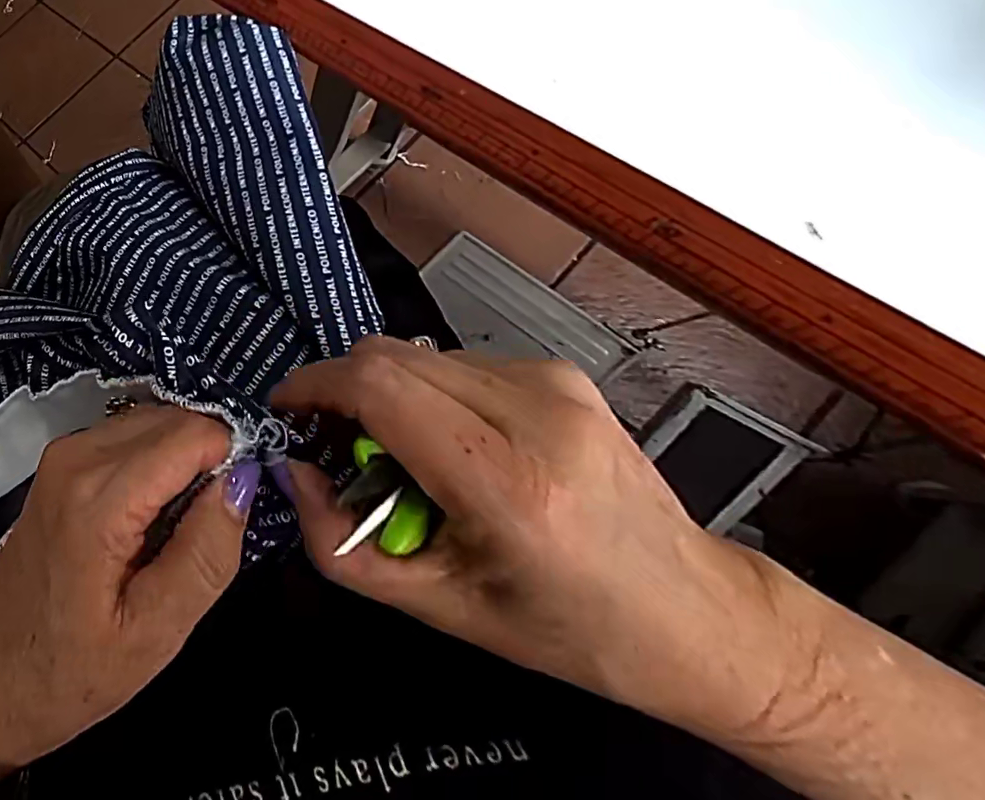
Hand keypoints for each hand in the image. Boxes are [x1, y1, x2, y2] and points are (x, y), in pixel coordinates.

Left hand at [0, 406, 254, 797]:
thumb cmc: (71, 669)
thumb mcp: (157, 630)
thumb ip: (207, 550)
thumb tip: (244, 477)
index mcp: (99, 498)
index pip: (192, 433)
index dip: (231, 456)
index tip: (241, 502)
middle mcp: (79, 454)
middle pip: (175, 418)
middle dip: (211, 454)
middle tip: (219, 517)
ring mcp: (66, 449)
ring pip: (156, 419)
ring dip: (186, 454)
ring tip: (189, 518)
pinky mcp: (64, 456)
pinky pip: (132, 432)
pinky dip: (160, 456)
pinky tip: (158, 508)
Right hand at [271, 336, 805, 737]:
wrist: (695, 613)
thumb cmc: (570, 629)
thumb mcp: (437, 606)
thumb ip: (339, 542)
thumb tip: (295, 472)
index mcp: (507, 481)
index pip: (379, 386)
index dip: (316, 385)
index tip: (289, 406)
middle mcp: (534, 412)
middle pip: (389, 356)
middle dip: (344, 392)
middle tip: (341, 445)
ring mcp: (553, 381)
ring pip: (418, 356)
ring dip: (388, 396)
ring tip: (409, 457)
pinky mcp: (560, 372)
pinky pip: (457, 363)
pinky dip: (430, 396)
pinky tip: (456, 445)